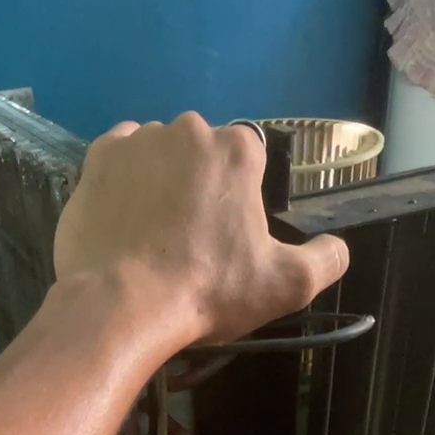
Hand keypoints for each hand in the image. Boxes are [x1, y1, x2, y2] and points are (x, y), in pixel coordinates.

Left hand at [53, 113, 347, 352]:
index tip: (228, 236)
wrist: (122, 305)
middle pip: (203, 155)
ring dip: (162, 183)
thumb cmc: (207, 291)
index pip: (250, 161)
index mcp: (237, 151)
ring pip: (159, 156)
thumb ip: (326, 260)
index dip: (241, 199)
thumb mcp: (286, 286)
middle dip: (200, 189)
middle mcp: (188, 129)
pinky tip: (125, 219)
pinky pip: (119, 160)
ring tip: (153, 236)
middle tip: (190, 242)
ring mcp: (137, 140)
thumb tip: (337, 246)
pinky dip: (124, 182)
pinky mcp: (96, 159)